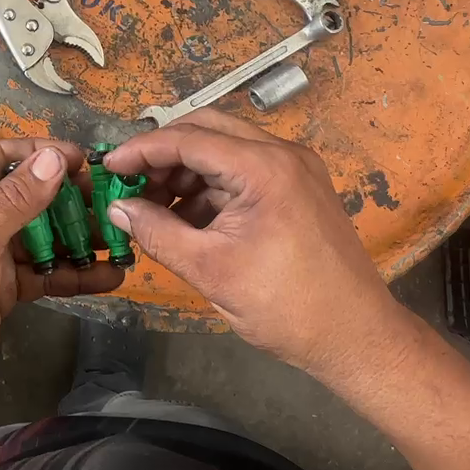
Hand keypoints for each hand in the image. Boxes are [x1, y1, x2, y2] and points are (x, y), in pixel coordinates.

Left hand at [0, 140, 123, 415]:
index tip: (86, 160)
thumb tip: (55, 158)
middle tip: (113, 204)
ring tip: (121, 241)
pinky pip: (44, 273)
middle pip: (30, 194)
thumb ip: (16, 199)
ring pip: (42, 235)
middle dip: (70, 198)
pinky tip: (108, 276)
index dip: (45, 153)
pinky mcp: (3, 287)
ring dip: (78, 237)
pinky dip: (73, 274)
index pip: (7, 156)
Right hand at [103, 110, 408, 385]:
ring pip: (223, 147)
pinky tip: (186, 216)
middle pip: (206, 129)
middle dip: (163, 153)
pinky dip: (209, 185)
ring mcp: (293, 167)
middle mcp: (282, 153)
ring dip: (185, 170)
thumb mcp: (211, 270)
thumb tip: (116, 208)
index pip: (188, 138)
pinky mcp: (297, 185)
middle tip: (130, 181)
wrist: (361, 340)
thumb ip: (158, 232)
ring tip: (153, 205)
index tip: (109, 166)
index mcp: (264, 167)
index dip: (142, 149)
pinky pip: (241, 169)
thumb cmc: (287, 308)